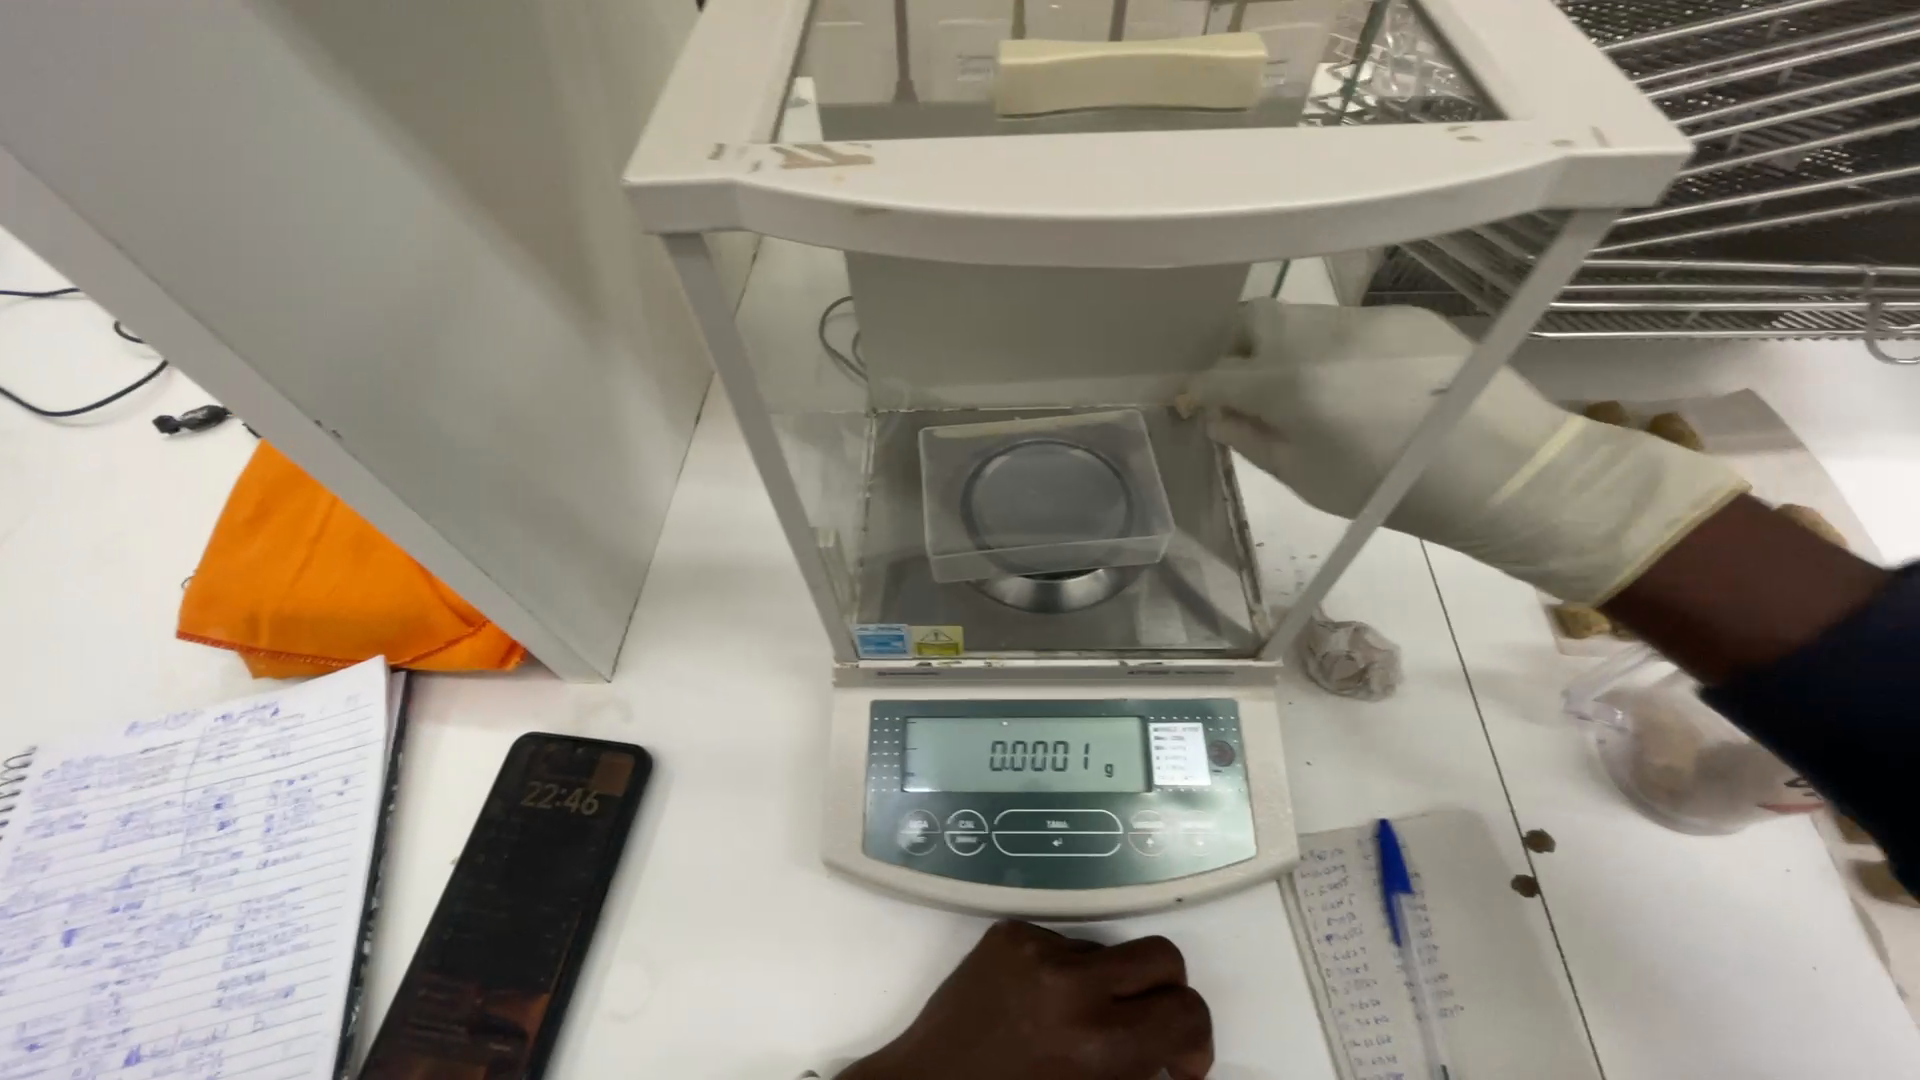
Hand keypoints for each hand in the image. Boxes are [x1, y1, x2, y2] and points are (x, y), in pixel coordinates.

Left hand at [840, 920, 1212, 1079]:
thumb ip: (1142, 1074)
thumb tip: (1173, 1054)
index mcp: (1099, 1041)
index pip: (1186, 1011)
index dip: (1195, 1039)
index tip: (1177, 1060)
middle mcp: (1072, 983)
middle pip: (1162, 955)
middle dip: (1166, 993)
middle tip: (1146, 1027)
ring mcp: (1036, 948)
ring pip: (1109, 949)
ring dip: (1109, 983)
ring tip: (1074, 1020)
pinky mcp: (1008, 931)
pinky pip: (1062, 940)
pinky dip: (1064, 969)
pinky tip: (1039, 1001)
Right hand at [1187, 301, 1746, 603]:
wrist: (1500, 467)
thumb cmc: (1389, 488)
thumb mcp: (1305, 478)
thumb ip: (1251, 440)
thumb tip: (1215, 415)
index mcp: (1288, 385)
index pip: (1217, 374)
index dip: (1199, 390)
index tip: (1197, 405)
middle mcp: (1318, 337)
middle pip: (1250, 320)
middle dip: (1235, 349)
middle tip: (1247, 385)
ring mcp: (1363, 319)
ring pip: (1298, 317)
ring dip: (1284, 346)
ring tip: (1308, 386)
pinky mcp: (1402, 315)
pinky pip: (1345, 323)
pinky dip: (1332, 347)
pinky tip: (1360, 382)